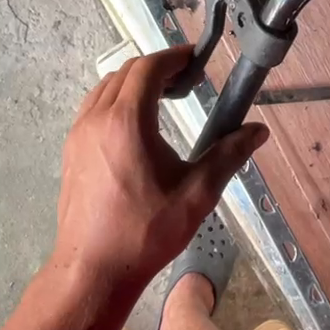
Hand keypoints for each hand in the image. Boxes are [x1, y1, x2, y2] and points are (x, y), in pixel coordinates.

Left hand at [49, 46, 268, 292]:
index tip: (197, 60)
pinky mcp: (71, 150)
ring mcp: (79, 133)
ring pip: (107, 87)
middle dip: (159, 68)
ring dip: (136, 82)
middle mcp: (97, 118)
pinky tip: (138, 125)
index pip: (148, 68)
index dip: (174, 57)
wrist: (92, 271)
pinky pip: (94, 106)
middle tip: (188, 80)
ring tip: (165, 98)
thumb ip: (229, 154)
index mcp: (127, 122)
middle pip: (127, 71)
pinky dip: (117, 100)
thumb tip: (258, 131)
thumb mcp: (197, 193)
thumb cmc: (145, 232)